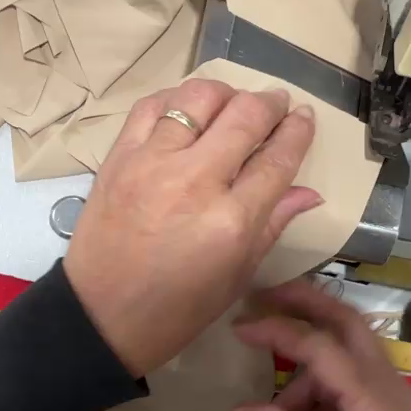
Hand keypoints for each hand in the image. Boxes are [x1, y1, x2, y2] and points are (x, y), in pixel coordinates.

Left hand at [64, 79, 321, 376]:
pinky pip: (151, 105)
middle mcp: (195, 181)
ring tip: (232, 104)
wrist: (101, 316)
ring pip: (199, 97)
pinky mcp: (119, 157)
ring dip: (226, 94)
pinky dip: (175, 98)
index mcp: (232, 221)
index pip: (278, 159)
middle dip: (270, 103)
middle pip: (245, 116)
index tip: (303, 117)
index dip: (297, 131)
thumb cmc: (177, 310)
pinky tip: (187, 110)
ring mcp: (152, 163)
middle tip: (276, 104)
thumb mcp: (236, 277)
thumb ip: (272, 225)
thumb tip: (309, 192)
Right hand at [231, 280, 410, 410]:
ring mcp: (389, 398)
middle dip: (305, 305)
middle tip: (263, 296)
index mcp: (375, 399)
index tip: (238, 326)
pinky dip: (315, 403)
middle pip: (346, 325)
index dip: (278, 330)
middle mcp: (387, 386)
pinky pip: (344, 390)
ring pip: (340, 362)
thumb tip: (239, 410)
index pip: (321, 346)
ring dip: (301, 380)